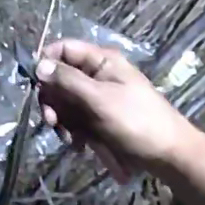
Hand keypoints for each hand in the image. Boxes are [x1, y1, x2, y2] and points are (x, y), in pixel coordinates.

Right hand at [35, 39, 197, 176]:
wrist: (168, 155)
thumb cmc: (135, 121)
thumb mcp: (98, 99)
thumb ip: (67, 80)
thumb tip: (38, 64)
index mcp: (101, 61)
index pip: (63, 49)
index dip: (46, 63)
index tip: (35, 86)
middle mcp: (98, 74)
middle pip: (60, 78)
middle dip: (53, 101)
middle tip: (52, 121)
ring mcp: (99, 97)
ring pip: (66, 102)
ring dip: (63, 121)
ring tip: (71, 139)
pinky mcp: (101, 118)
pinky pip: (77, 120)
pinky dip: (74, 132)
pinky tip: (80, 146)